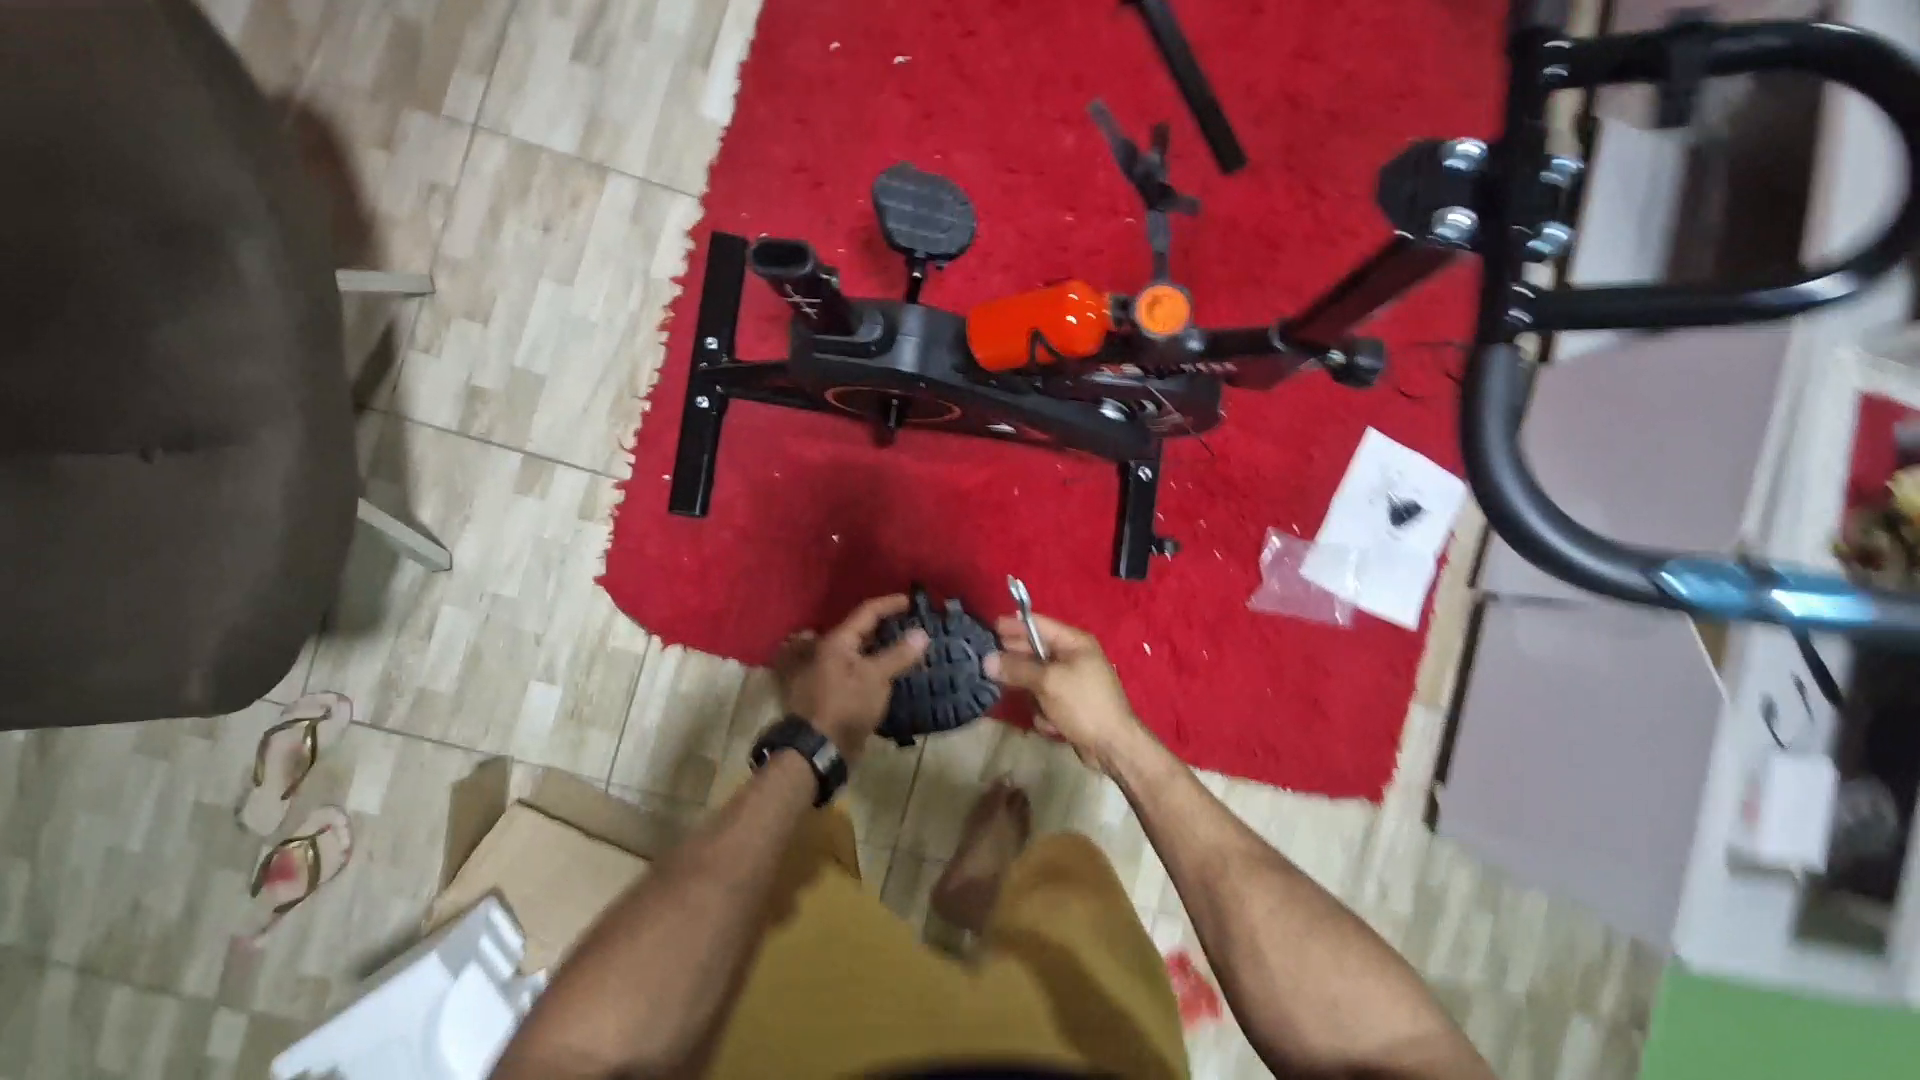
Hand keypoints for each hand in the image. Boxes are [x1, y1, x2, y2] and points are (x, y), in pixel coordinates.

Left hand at [775, 594, 929, 763]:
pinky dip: (877, 667)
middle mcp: (830, 652)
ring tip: (907, 647)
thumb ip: (898, 654)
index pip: (867, 612)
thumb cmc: (847, 705)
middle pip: (862, 631)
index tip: (912, 601)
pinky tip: (893, 672)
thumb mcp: (876, 677)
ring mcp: (830, 673)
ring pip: (861, 652)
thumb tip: (922, 633)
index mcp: (837, 641)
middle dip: (887, 625)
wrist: (821, 747)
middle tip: (912, 623)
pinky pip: (859, 671)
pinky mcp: (836, 693)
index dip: (890, 604)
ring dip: (883, 648)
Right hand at [989, 613, 1151, 774]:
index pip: (1038, 625)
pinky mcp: (1068, 704)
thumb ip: (1016, 669)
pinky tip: (1052, 724)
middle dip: (1016, 663)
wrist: (1112, 746)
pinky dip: (1044, 712)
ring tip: (1034, 705)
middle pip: (1034, 652)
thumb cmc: (1083, 704)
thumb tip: (987, 660)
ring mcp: (1070, 682)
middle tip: (991, 668)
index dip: (1014, 625)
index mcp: (1074, 643)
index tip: (989, 627)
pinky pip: (1044, 700)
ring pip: (1035, 679)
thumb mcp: (1048, 682)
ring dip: (1032, 695)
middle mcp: (1073, 658)